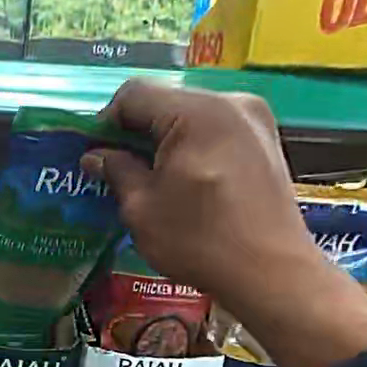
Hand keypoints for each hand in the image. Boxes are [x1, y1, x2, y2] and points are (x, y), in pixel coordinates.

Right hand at [87, 80, 366, 366]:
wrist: (272, 273)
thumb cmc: (200, 241)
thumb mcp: (143, 209)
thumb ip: (116, 171)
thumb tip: (95, 156)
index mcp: (196, 112)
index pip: (134, 94)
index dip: (106, 121)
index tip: (95, 155)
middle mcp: (230, 102)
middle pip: (165, 101)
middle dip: (135, 131)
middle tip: (117, 168)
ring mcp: (254, 119)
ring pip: (190, 115)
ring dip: (163, 139)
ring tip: (150, 178)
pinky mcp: (265, 141)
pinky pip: (215, 130)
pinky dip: (191, 146)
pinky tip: (182, 180)